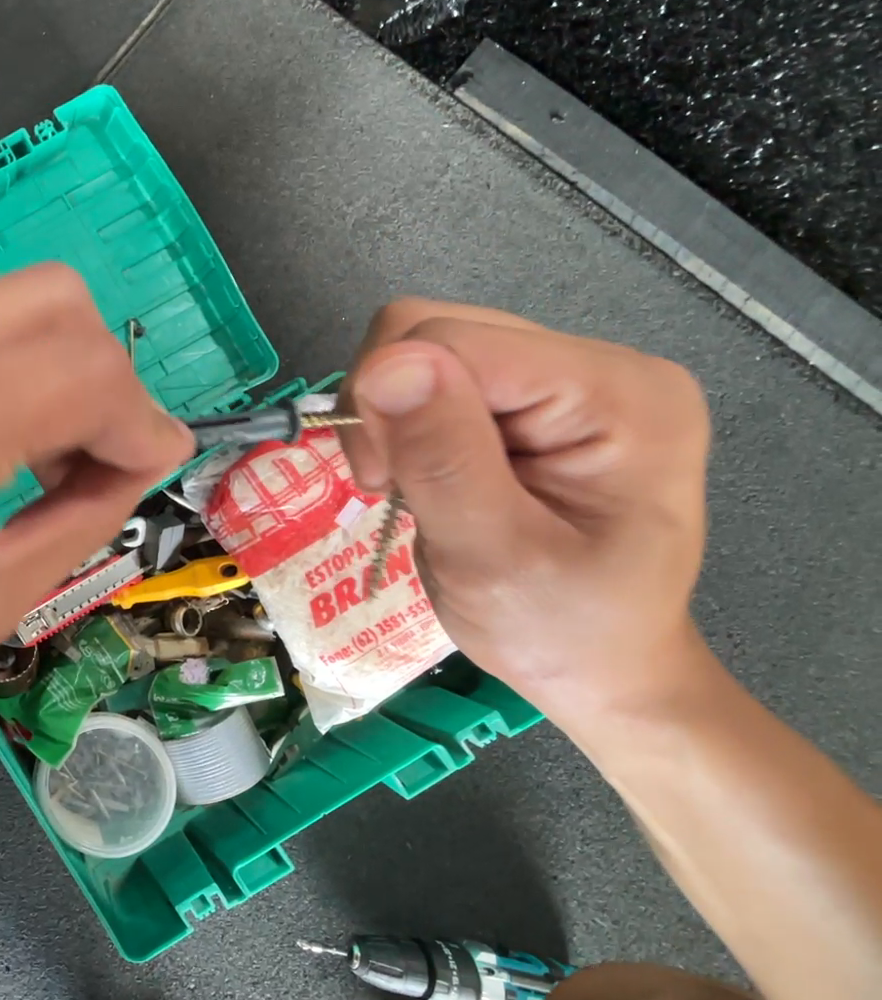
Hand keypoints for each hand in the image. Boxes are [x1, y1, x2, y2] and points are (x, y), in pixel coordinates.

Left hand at [0, 265, 193, 735]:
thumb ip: (88, 511)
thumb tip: (142, 452)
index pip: (80, 370)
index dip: (139, 418)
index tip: (149, 470)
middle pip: (54, 299)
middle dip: (105, 375)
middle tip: (100, 456)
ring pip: (13, 299)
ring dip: (61, 364)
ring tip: (53, 452)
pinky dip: (14, 363)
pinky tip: (5, 435)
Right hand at [338, 298, 712, 726]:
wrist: (598, 668)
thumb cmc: (556, 628)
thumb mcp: (491, 556)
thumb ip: (442, 457)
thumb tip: (385, 361)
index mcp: (617, 395)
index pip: (456, 343)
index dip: (390, 401)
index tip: (383, 485)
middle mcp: (599, 366)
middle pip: (436, 331)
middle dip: (386, 407)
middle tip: (394, 486)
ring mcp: (567, 378)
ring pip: (422, 347)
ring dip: (388, 415)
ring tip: (411, 485)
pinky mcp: (532, 397)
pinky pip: (431, 375)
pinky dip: (401, 422)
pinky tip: (423, 471)